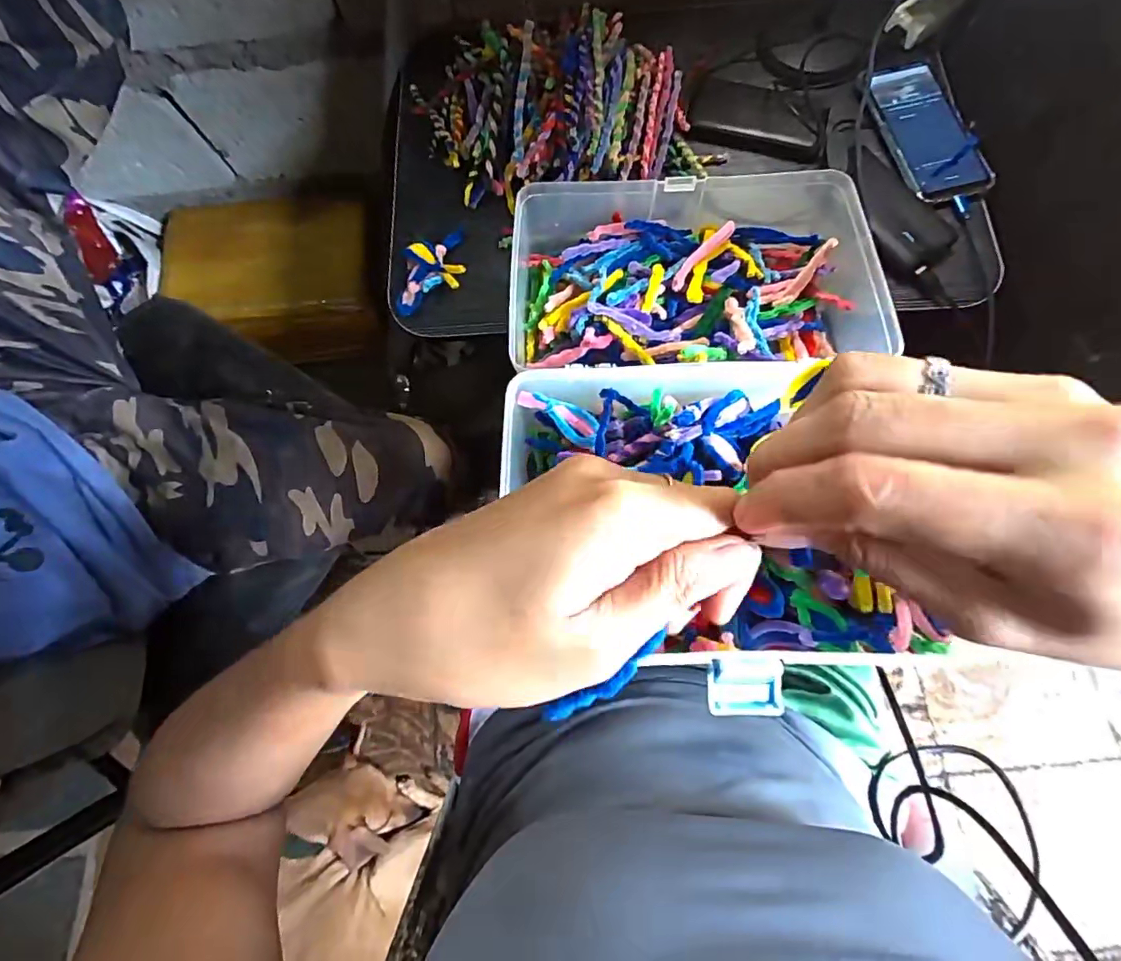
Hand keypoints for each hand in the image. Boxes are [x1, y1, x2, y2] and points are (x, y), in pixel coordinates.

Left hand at [304, 456, 761, 706]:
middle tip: (650, 634)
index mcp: (620, 506)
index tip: (702, 625)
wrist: (386, 617)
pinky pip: (619, 514)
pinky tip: (590, 594)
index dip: (734, 569)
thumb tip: (734, 548)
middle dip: (694, 571)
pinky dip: (626, 554)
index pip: (726, 512)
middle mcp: (602, 473)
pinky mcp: (551, 490)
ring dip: (658, 566)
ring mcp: (572, 476)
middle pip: (691, 510)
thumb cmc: (486, 646)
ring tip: (611, 621)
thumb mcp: (594, 642)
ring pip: (656, 515)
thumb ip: (672, 588)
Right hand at [734, 354, 1120, 674]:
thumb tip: (796, 517)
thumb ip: (890, 561)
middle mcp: (1066, 438)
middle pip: (875, 416)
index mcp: (1067, 529)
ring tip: (791, 459)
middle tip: (756, 484)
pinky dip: (853, 401)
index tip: (751, 516)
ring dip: (812, 415)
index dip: (798, 497)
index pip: (886, 487)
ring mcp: (1056, 393)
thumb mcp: (996, 626)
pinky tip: (839, 435)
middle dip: (790, 450)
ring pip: (886, 375)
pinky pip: (917, 370)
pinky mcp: (1044, 376)